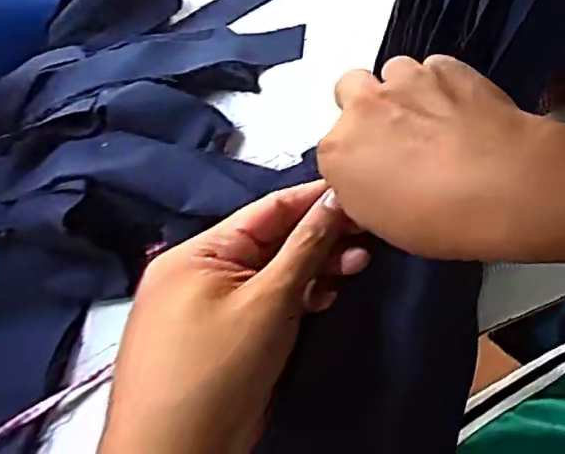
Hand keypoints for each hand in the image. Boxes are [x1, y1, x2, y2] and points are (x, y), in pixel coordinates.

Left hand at [101, 181, 369, 453]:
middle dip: (325, 238)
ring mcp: (210, 305)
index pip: (271, 208)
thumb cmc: (217, 372)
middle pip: (277, 238)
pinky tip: (327, 295)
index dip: (320, 197)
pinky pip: (269, 296)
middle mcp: (199, 272)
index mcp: (196, 255)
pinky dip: (300, 293)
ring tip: (358, 266)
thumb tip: (339, 195)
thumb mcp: (272, 298)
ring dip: (319, 266)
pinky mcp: (225, 332)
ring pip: (277, 268)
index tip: (364, 192)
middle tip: (368, 236)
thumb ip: (309, 241)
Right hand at [319, 55, 564, 261]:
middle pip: (352, 86)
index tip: (379, 160)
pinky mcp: (450, 66)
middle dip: (370, 102)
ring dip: (409, 87)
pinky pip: (438, 65)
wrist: (499, 183)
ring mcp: (409, 80)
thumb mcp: (381, 221)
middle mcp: (367, 106)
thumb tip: (377, 177)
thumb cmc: (442, 216)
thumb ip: (365, 187)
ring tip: (436, 113)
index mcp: (338, 150)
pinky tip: (463, 103)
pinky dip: (446, 80)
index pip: (335, 142)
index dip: (359, 149)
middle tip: (398, 127)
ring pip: (397, 69)